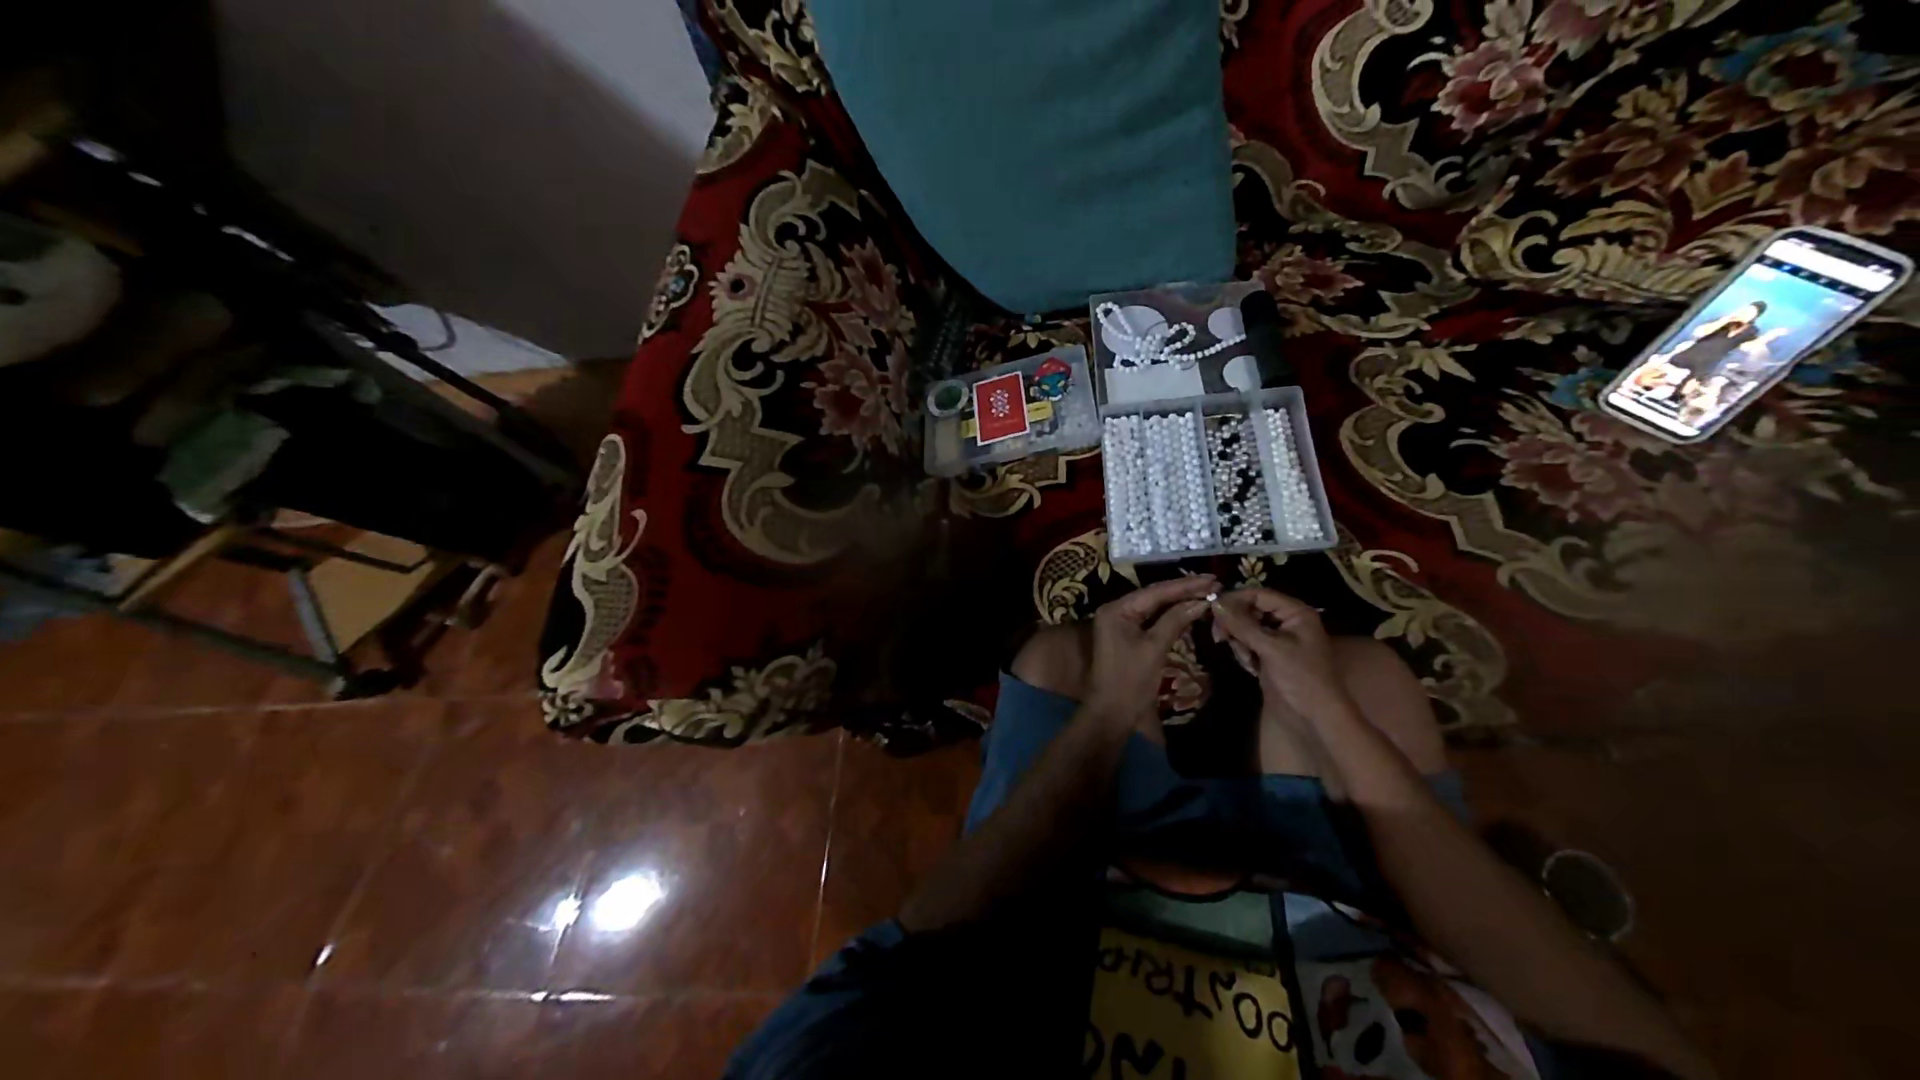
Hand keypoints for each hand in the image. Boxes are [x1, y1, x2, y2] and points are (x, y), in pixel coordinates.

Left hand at [1082, 575, 1215, 734]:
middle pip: (1154, 596)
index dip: (1184, 585)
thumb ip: (1175, 621)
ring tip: (1208, 592)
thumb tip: (1200, 601)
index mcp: (1117, 609)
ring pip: (1154, 607)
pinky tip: (1191, 610)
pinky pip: (1152, 620)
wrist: (1112, 714)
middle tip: (1214, 583)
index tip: (1212, 579)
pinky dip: (1171, 616)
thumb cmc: (1130, 682)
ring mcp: (1120, 623)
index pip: (1155, 591)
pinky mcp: (1127, 636)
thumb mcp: (1154, 649)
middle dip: (1184, 591)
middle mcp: (1116, 611)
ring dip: (1179, 601)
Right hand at [1209, 587, 1348, 719]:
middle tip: (1221, 638)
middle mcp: (1287, 621)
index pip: (1259, 594)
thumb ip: (1242, 624)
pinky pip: (1248, 643)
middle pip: (1250, 609)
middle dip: (1235, 623)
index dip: (1235, 599)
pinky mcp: (1270, 655)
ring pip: (1246, 627)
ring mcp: (1278, 639)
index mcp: (1295, 613)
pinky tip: (1250, 667)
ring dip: (1239, 641)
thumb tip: (1214, 602)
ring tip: (1247, 660)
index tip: (1211, 609)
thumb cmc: (1300, 678)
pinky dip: (1244, 652)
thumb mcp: (1270, 648)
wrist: (1315, 717)